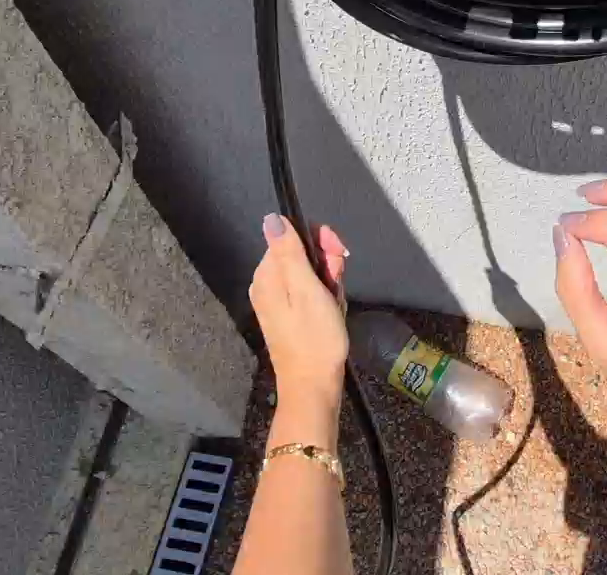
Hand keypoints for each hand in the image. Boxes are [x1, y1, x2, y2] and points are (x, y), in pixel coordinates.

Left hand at [250, 214, 349, 413]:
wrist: (314, 387)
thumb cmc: (315, 338)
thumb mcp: (306, 289)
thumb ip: (289, 252)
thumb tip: (271, 218)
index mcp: (268, 275)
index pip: (293, 235)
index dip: (320, 241)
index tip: (339, 257)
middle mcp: (267, 284)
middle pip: (302, 252)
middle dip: (327, 263)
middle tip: (337, 284)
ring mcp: (277, 300)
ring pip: (311, 271)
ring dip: (330, 281)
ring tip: (335, 302)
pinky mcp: (289, 314)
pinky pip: (310, 290)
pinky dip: (326, 295)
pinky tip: (333, 310)